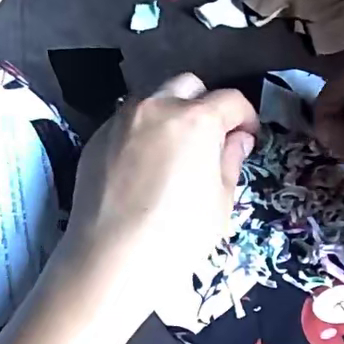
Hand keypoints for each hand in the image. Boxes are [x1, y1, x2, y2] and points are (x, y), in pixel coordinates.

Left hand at [64, 73, 257, 299]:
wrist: (114, 258)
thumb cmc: (180, 233)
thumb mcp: (221, 200)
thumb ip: (231, 160)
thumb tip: (237, 139)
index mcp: (196, 119)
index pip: (230, 100)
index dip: (246, 116)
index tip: (248, 136)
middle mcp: (156, 107)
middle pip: (188, 86)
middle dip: (205, 104)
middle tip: (211, 139)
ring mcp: (120, 121)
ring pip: (153, 99)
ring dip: (171, 114)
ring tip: (175, 151)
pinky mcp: (96, 140)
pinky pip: (127, 123)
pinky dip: (143, 133)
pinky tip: (145, 167)